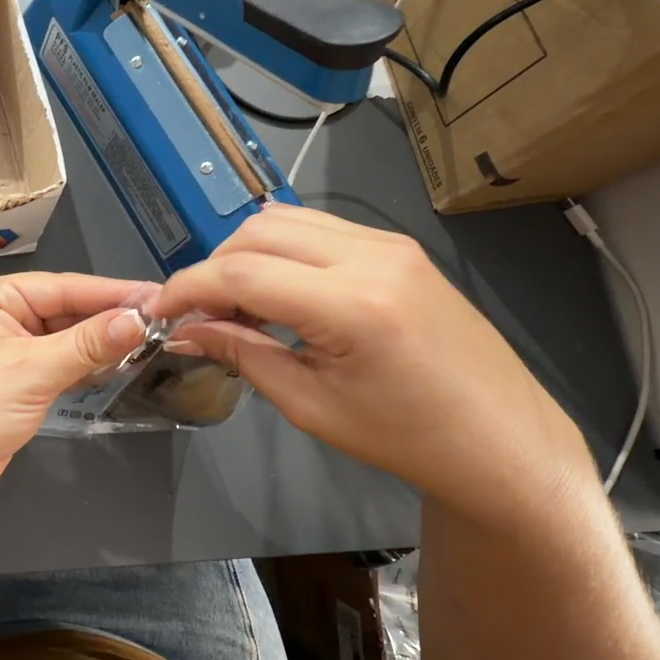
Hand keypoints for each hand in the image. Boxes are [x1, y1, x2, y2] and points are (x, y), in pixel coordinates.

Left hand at [0, 273, 148, 498]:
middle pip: (70, 309)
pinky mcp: (22, 376)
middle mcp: (5, 313)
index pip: (65, 287)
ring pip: (70, 335)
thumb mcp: (33, 372)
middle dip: (111, 318)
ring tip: (153, 342)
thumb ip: (88, 344)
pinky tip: (121, 364)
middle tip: (164, 323)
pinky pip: (64, 359)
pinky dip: (89, 363)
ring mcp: (14, 345)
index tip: (160, 297)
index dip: (113, 292)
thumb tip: (140, 319)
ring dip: (104, 342)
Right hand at [152, 205, 597, 521]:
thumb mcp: (310, 404)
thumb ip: (241, 353)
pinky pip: (318, 228)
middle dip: (213, 268)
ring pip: (285, 220)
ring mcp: (390, 243)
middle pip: (258, 233)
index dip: (187, 288)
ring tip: (236, 304)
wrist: (501, 440)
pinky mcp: (398, 246)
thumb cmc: (405, 437)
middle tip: (199, 315)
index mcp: (352, 304)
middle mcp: (372, 255)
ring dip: (245, 254)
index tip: (158, 311)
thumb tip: (184, 330)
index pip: (240, 273)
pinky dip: (280, 250)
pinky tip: (277, 291)